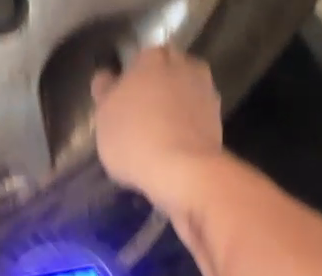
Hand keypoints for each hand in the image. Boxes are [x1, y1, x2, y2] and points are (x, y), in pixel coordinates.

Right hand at [90, 46, 223, 210]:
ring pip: (186, 89)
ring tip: (163, 129)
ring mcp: (204, 89)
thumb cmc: (134, 140)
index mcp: (151, 59)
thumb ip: (105, 93)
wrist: (182, 170)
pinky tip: (178, 142)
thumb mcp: (103, 118)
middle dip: (158, 83)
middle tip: (145, 112)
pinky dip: (189, 122)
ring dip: (177, 102)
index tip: (125, 99)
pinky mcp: (218, 116)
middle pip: (167, 69)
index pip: (139, 59)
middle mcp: (182, 65)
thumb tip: (106, 78)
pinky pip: (198, 114)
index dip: (132, 78)